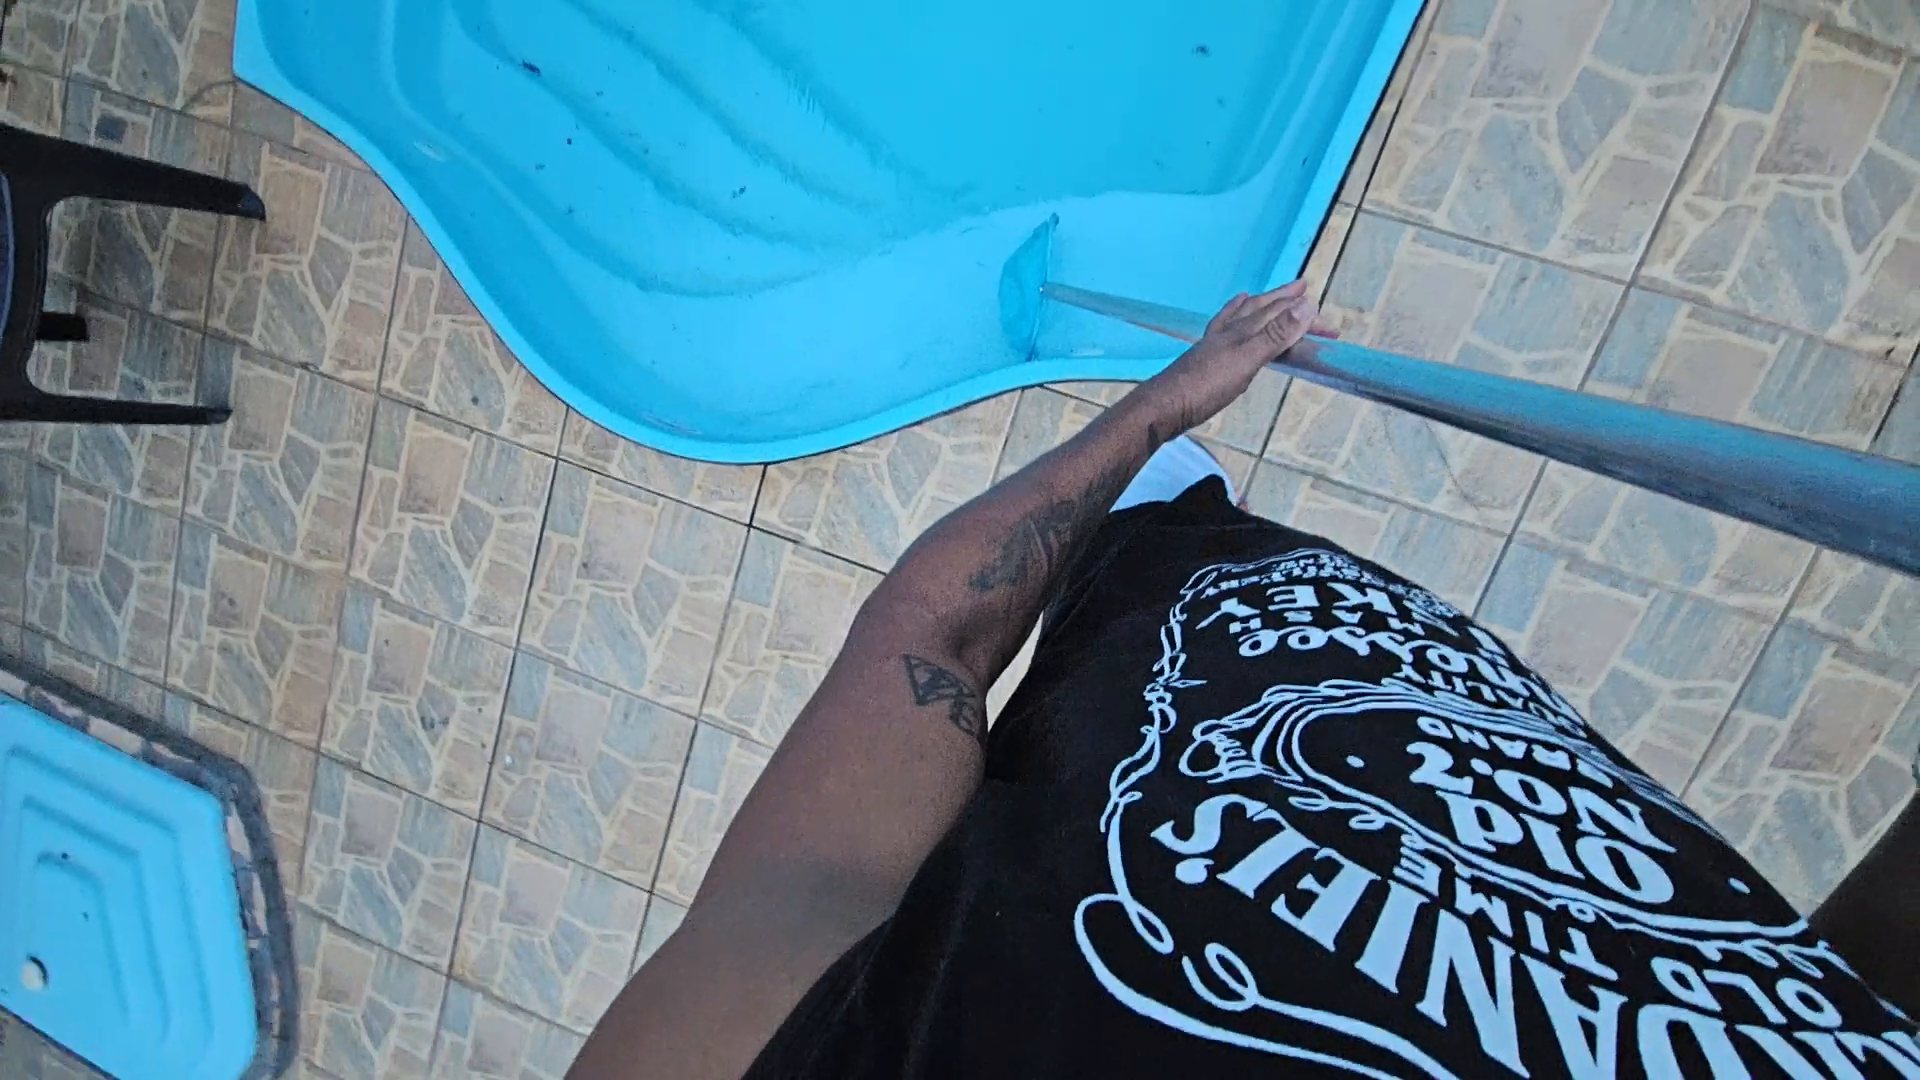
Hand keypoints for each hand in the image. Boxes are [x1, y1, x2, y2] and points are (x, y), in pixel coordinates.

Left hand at [1135, 281, 1337, 434]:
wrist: (1163, 407)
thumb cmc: (1204, 387)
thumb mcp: (1246, 361)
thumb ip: (1275, 335)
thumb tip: (1306, 304)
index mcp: (1241, 331)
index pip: (1281, 315)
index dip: (1306, 317)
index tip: (1331, 327)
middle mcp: (1227, 332)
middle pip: (1260, 310)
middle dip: (1283, 301)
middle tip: (1302, 288)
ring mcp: (1212, 345)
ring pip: (1239, 317)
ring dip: (1257, 306)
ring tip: (1266, 297)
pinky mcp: (1202, 360)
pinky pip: (1220, 331)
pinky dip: (1229, 321)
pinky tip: (1226, 325)